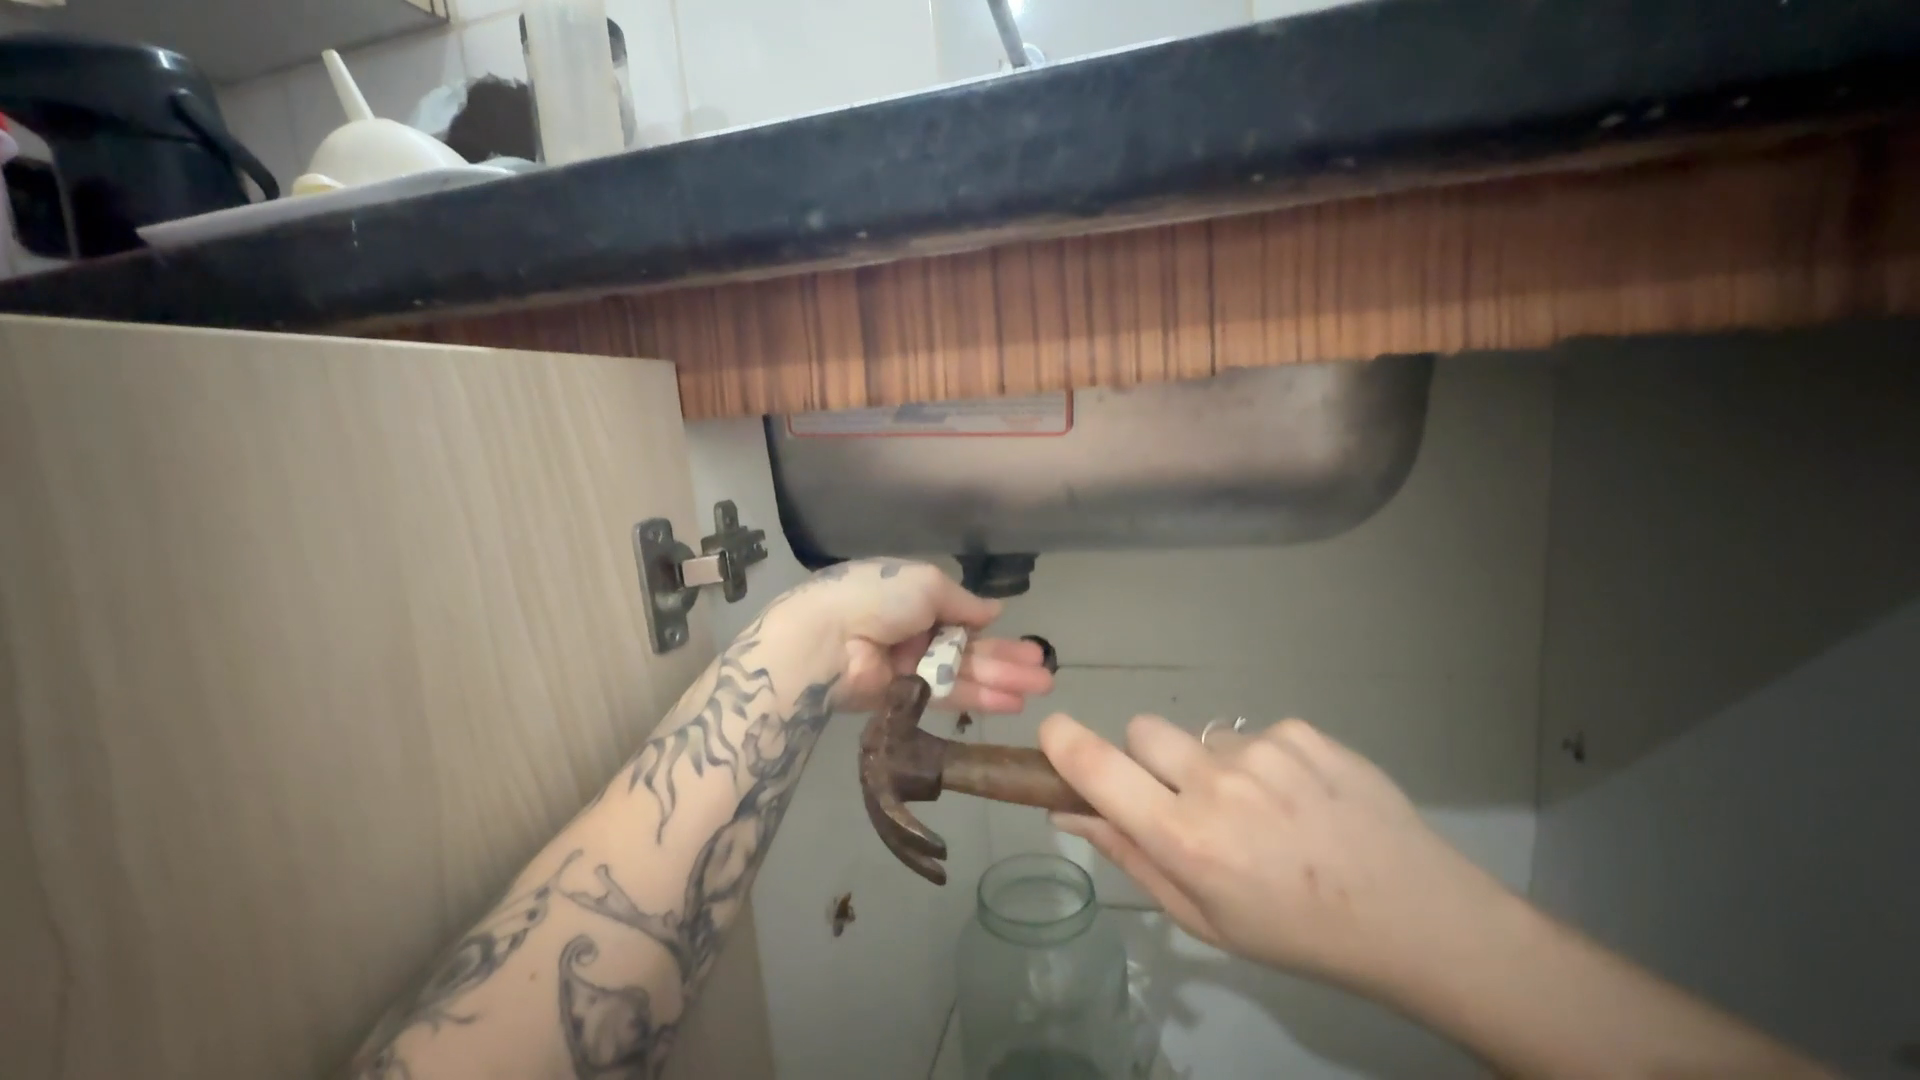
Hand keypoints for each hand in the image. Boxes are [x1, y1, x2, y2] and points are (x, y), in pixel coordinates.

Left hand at [775, 558, 1054, 713]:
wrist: (827, 639)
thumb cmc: (878, 596)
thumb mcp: (927, 583)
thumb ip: (964, 602)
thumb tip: (994, 611)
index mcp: (912, 596)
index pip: (958, 615)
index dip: (990, 629)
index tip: (1021, 643)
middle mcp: (913, 631)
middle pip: (969, 647)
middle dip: (1007, 659)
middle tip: (1045, 672)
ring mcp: (909, 666)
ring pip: (965, 673)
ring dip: (1003, 680)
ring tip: (1042, 688)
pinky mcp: (905, 696)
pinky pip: (949, 695)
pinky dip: (981, 698)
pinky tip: (1013, 703)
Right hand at [1041, 714, 1511, 993]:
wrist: (1411, 913)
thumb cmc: (1292, 931)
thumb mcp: (1200, 916)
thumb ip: (1128, 855)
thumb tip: (1065, 810)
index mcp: (1186, 839)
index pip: (1099, 768)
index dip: (1063, 742)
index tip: (1052, 735)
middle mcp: (1218, 783)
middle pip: (1142, 732)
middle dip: (1149, 761)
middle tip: (1186, 801)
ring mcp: (1264, 749)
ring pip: (1200, 737)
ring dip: (1209, 765)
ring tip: (1261, 809)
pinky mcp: (1303, 731)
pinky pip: (1252, 734)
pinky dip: (1261, 761)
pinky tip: (1299, 798)